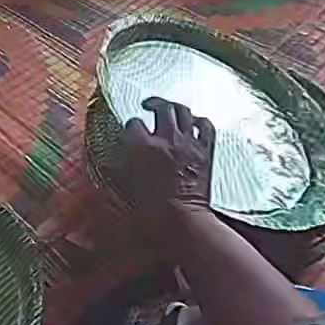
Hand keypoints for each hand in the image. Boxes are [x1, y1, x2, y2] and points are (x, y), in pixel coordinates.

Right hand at [123, 97, 215, 224]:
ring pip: (184, 111)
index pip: (133, 123)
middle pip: (161, 107)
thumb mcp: (127, 184)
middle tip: (148, 105)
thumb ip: (122, 164)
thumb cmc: (150, 210)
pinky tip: (193, 122)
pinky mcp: (205, 151)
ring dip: (174, 107)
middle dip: (153, 103)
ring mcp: (188, 143)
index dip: (131, 126)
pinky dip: (199, 121)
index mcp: (142, 147)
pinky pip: (206, 126)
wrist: (182, 221)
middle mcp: (166, 139)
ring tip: (169, 109)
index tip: (130, 131)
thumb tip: (118, 155)